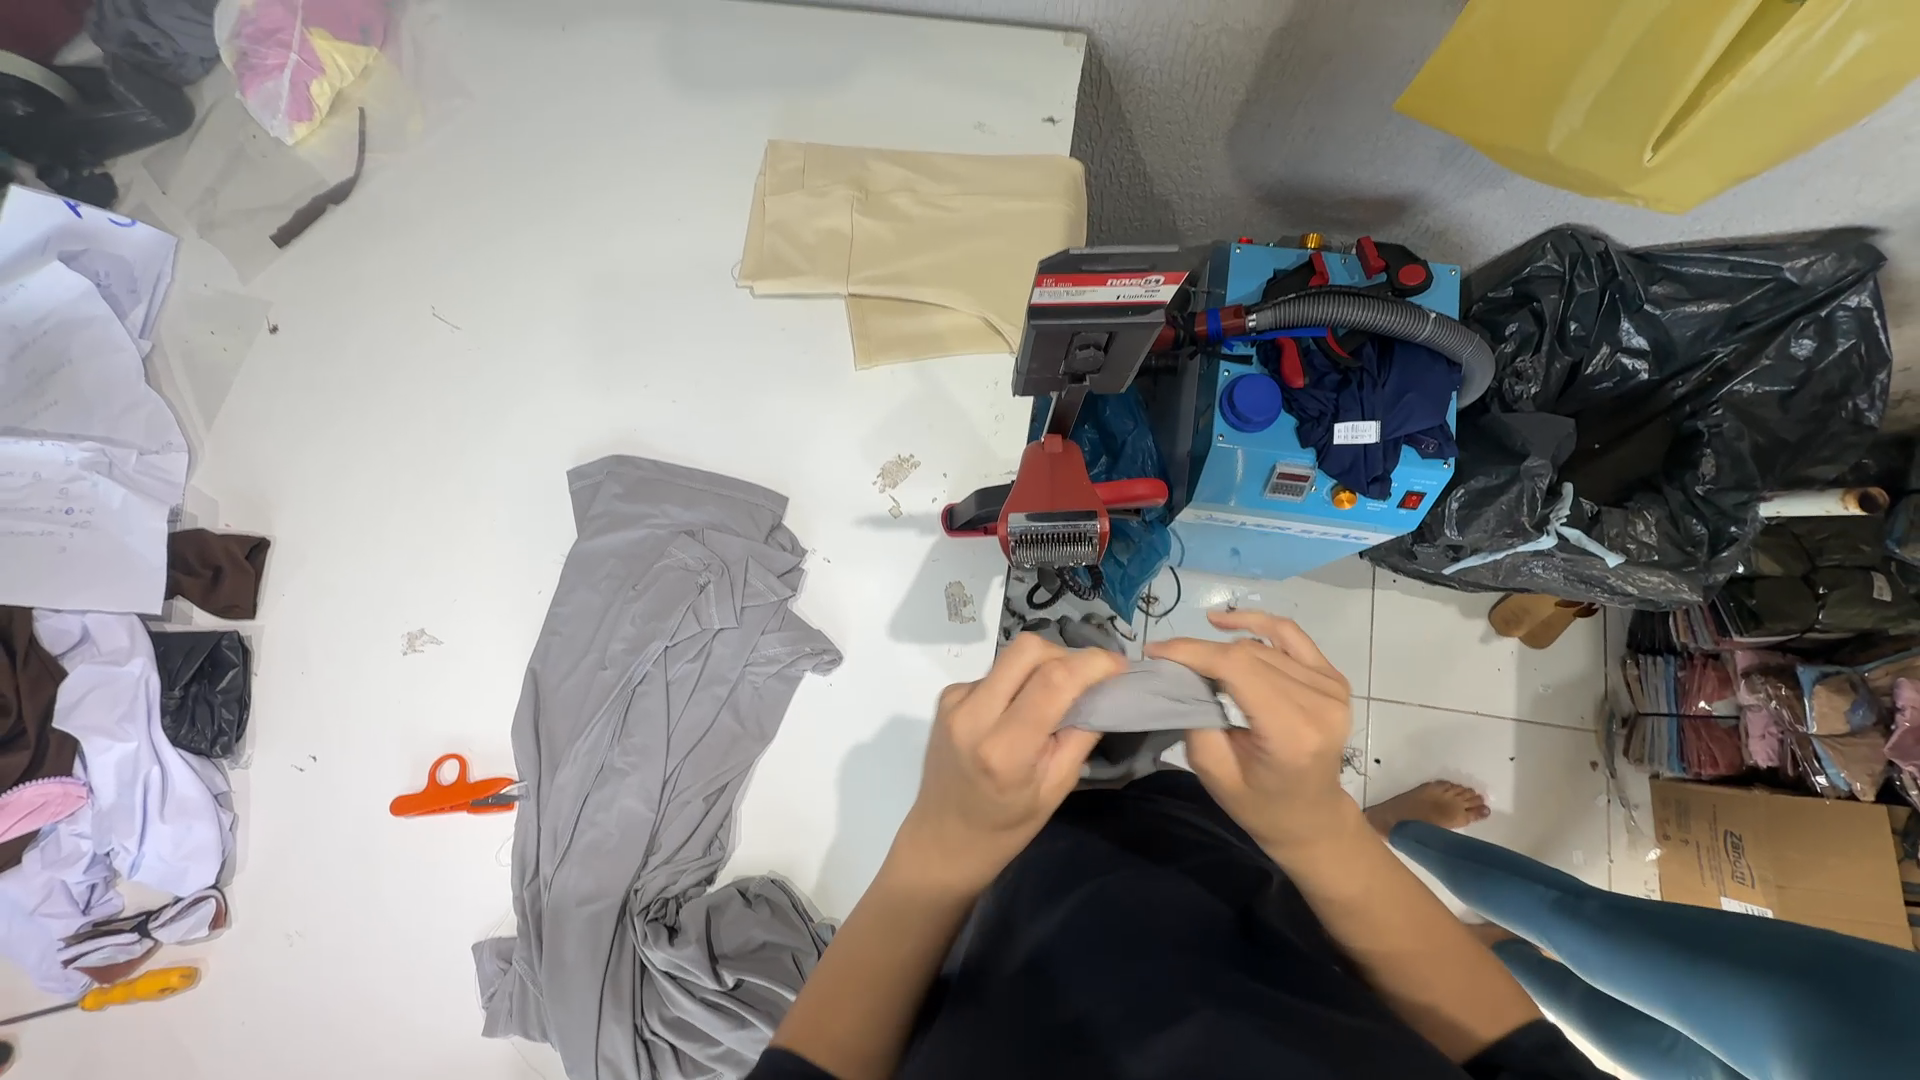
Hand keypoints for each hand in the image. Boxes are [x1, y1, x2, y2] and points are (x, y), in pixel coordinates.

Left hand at [893, 634, 1125, 892]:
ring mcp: (955, 702)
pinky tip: (1018, 712)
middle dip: (1065, 655)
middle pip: (1027, 649)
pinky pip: (994, 673)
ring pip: (1010, 657)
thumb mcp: (1056, 789)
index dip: (1092, 663)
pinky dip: (1017, 683)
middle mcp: (973, 715)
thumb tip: (1103, 691)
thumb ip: (1080, 734)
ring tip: (1053, 700)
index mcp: (1004, 748)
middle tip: (1086, 679)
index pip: (1053, 681)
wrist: (941, 840)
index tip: (1120, 665)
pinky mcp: (946, 697)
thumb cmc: (1005, 828)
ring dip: (1041, 668)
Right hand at [1146, 609, 1356, 856]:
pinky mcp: (1331, 678)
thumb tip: (1181, 676)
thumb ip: (1196, 720)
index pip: (1237, 668)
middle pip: (1247, 653)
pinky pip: (1288, 635)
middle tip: (1166, 660)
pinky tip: (1224, 623)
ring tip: (1192, 657)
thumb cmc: (1260, 804)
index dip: (1192, 652)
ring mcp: (1330, 687)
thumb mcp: (1215, 773)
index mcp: (1292, 732)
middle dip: (1200, 650)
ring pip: (1261, 644)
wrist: (1311, 816)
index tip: (1154, 651)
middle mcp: (1319, 703)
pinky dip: (1255, 623)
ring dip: (1221, 646)